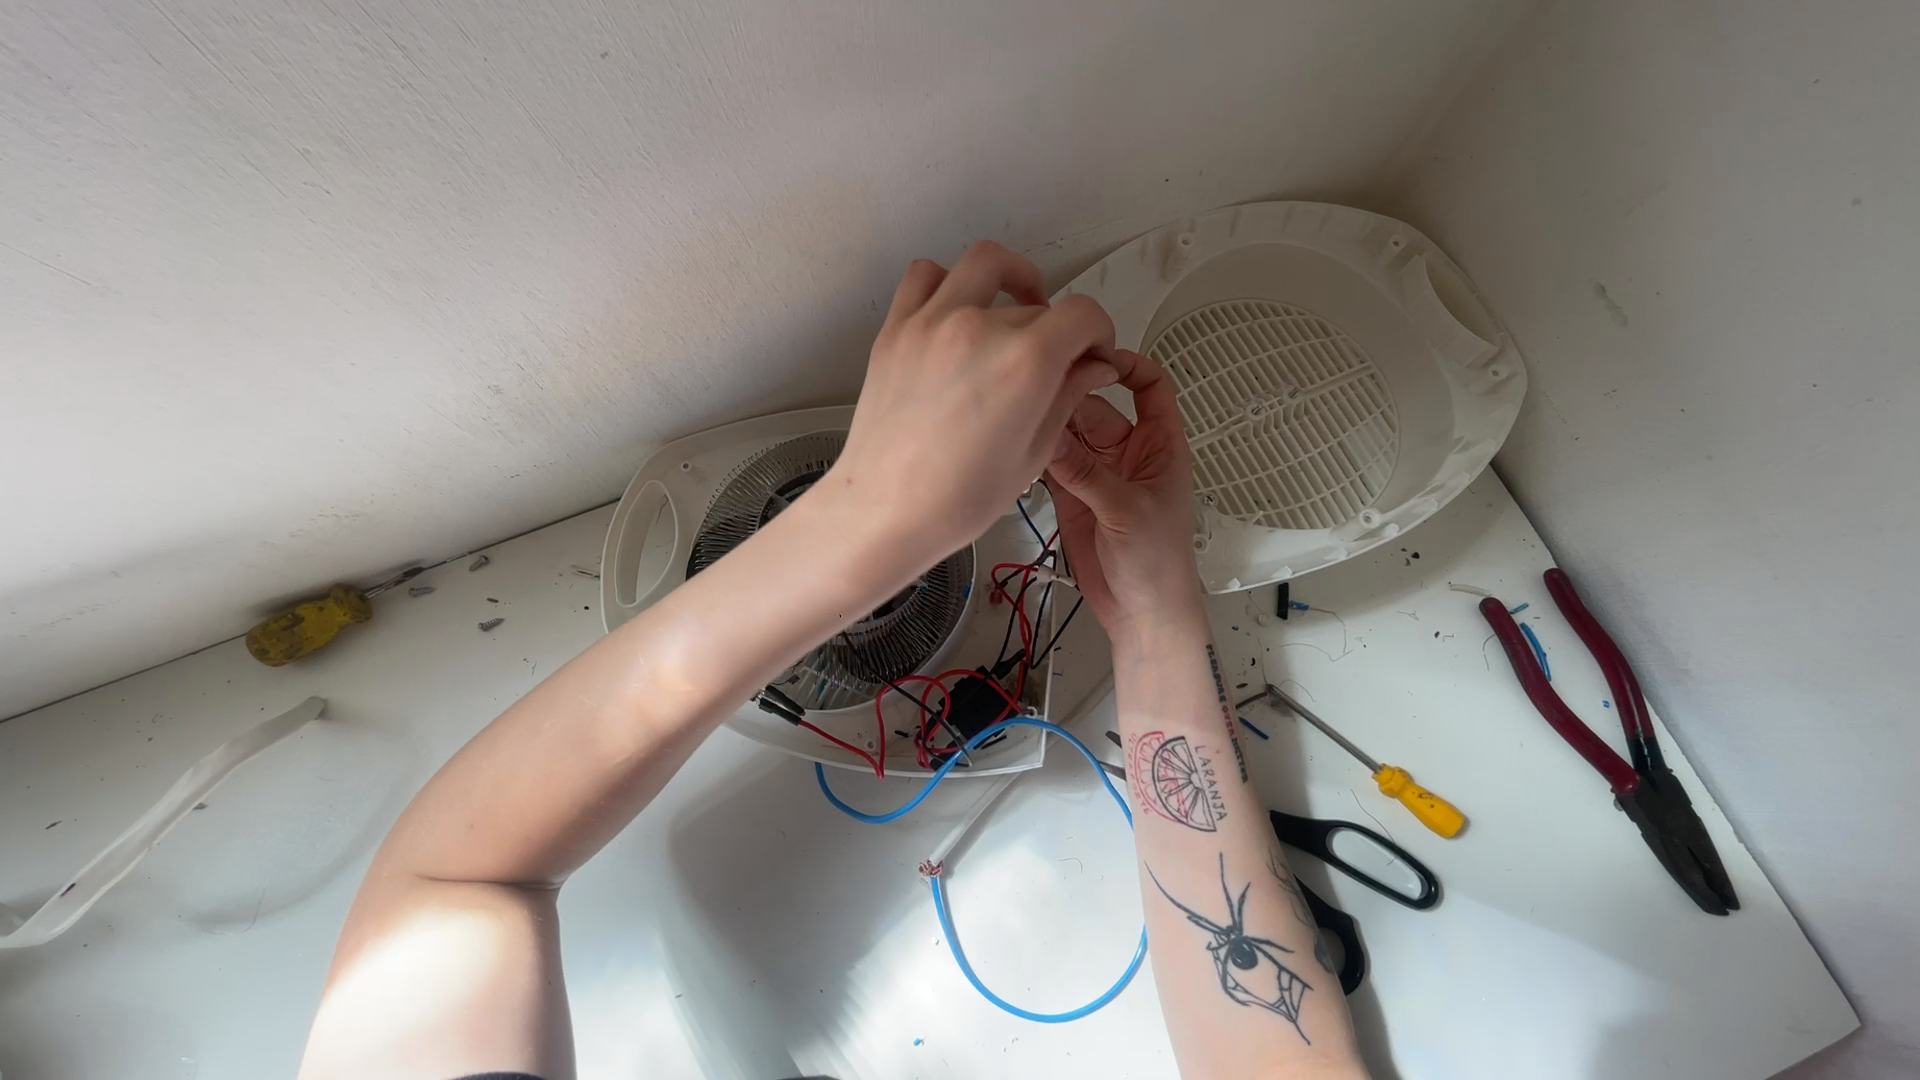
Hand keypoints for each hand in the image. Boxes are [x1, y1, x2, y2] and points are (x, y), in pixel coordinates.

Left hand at [825, 242, 1121, 565]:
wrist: (886, 512)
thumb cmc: (952, 500)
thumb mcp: (1033, 454)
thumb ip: (1067, 397)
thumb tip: (1090, 369)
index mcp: (1024, 363)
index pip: (1083, 314)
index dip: (1099, 333)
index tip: (1093, 352)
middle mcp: (979, 329)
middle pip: (1037, 305)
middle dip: (1057, 329)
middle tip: (1055, 360)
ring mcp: (933, 323)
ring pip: (985, 264)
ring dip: (1010, 279)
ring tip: (1014, 309)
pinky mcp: (898, 330)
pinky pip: (925, 276)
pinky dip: (949, 283)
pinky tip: (959, 312)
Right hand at [1044, 351, 1204, 645]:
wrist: (1141, 611)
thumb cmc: (1158, 562)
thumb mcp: (1127, 510)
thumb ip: (1088, 473)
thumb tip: (1049, 436)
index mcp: (1159, 445)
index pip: (1150, 387)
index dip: (1127, 365)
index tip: (1092, 355)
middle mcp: (1126, 452)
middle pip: (1096, 408)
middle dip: (1069, 400)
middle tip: (1034, 392)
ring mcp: (1097, 473)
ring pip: (1070, 436)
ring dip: (1049, 428)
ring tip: (1018, 418)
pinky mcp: (1073, 495)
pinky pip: (1053, 465)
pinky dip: (1037, 457)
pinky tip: (1017, 448)